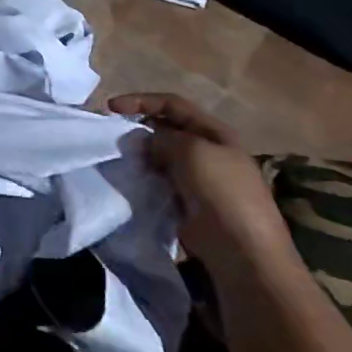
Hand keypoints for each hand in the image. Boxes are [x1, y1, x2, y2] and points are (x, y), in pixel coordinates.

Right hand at [109, 93, 288, 261]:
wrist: (240, 250)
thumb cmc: (221, 191)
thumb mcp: (192, 150)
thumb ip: (163, 138)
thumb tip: (145, 141)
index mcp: (215, 133)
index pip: (173, 104)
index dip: (141, 100)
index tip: (111, 107)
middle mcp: (207, 152)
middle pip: (165, 130)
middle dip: (139, 129)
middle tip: (113, 138)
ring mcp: (197, 180)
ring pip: (159, 158)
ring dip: (139, 156)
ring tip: (118, 160)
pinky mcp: (186, 204)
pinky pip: (158, 183)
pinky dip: (143, 180)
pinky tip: (129, 182)